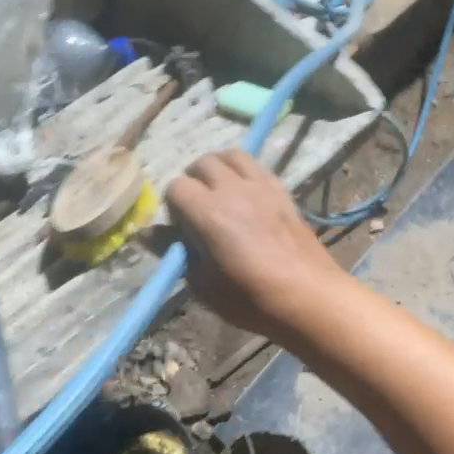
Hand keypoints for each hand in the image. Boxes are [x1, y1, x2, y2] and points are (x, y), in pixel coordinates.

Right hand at [164, 150, 349, 337]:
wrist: (308, 296)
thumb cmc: (251, 299)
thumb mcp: (203, 284)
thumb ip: (176, 252)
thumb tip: (146, 234)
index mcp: (207, 212)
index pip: (175, 187)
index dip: (174, 207)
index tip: (182, 229)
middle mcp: (232, 190)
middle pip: (202, 163)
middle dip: (193, 181)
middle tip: (198, 209)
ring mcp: (261, 187)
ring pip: (231, 155)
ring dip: (219, 168)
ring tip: (220, 191)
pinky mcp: (283, 192)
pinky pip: (257, 166)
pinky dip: (245, 172)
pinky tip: (247, 195)